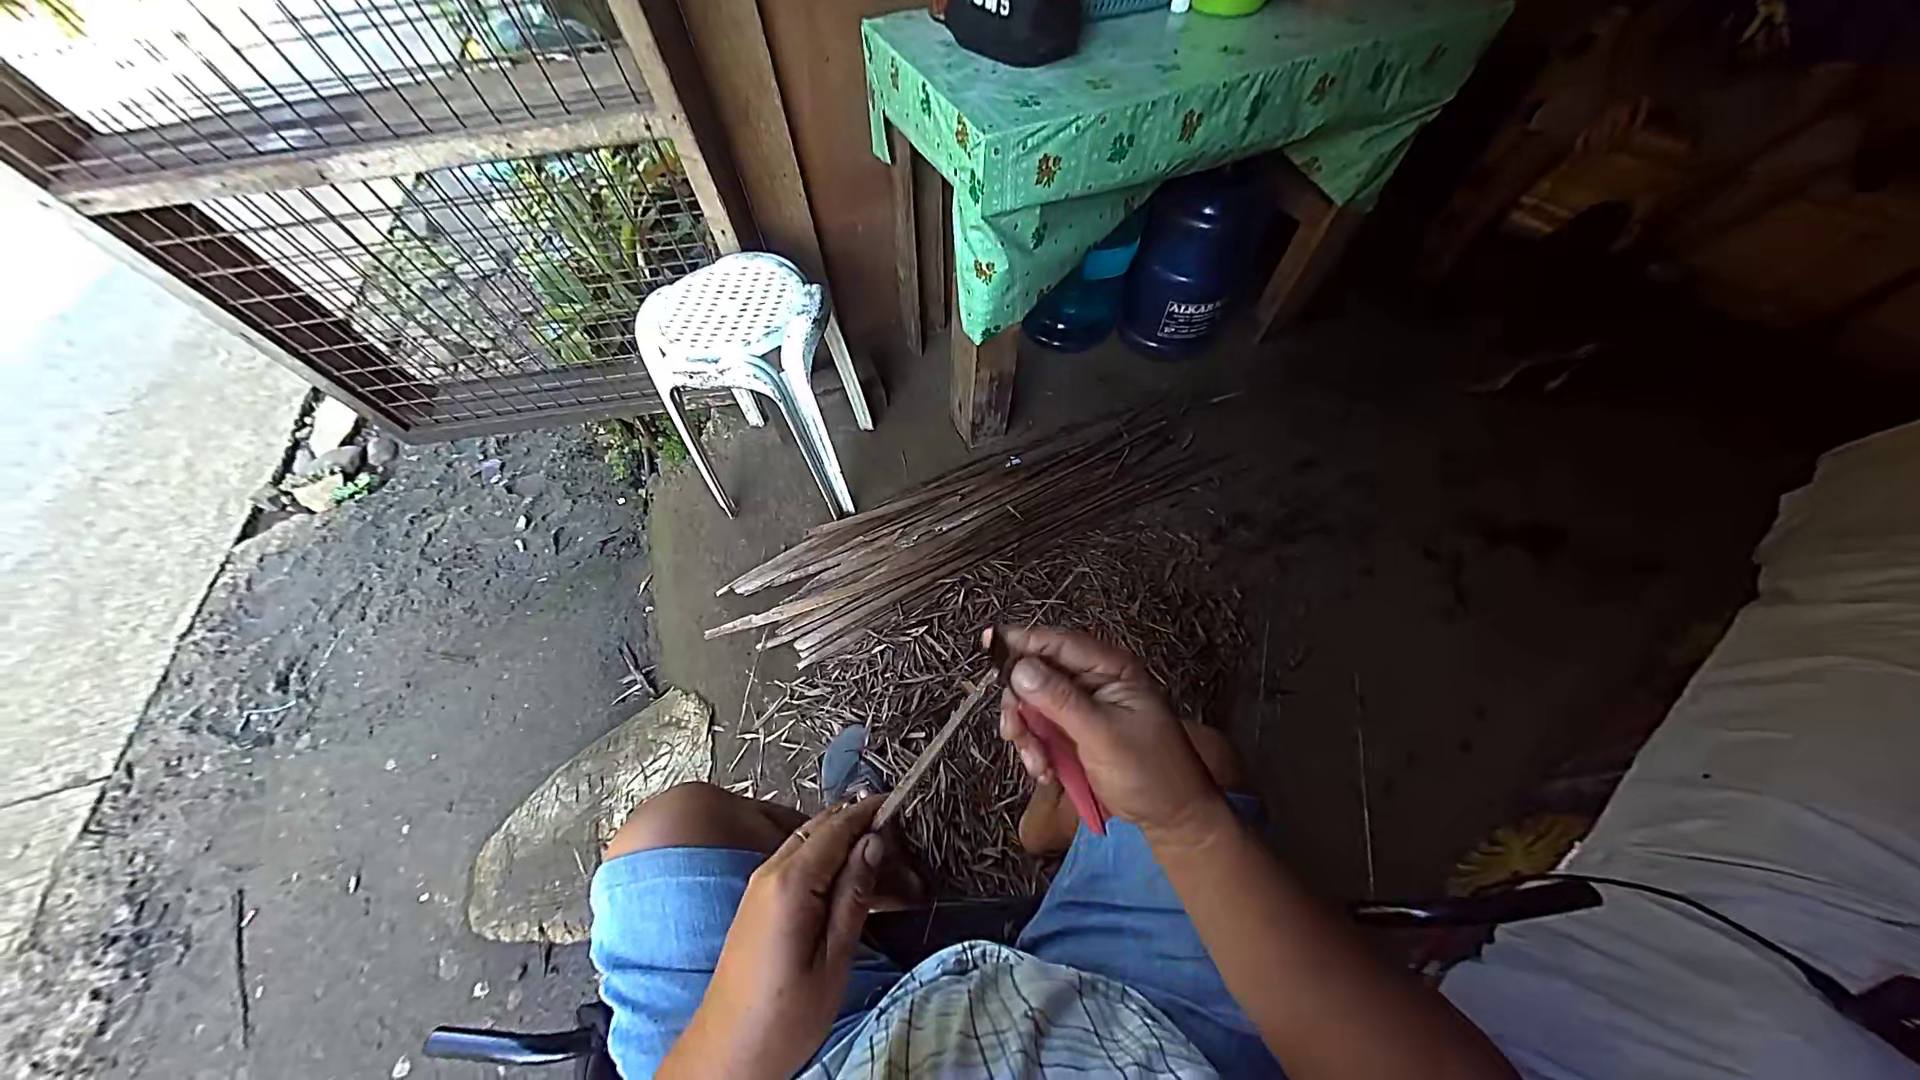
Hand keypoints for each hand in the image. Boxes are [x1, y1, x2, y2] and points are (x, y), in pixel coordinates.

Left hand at [660, 795, 885, 1079]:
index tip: (900, 803)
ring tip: (884, 859)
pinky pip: (799, 861)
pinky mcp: (760, 900)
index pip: (837, 825)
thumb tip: (874, 844)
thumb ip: (854, 894)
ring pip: (810, 840)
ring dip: (845, 839)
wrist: (725, 1057)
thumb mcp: (833, 959)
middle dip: (860, 822)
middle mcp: (770, 872)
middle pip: (822, 825)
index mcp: (790, 882)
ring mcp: (761, 884)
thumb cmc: (781, 1019)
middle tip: (899, 836)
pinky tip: (853, 879)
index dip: (869, 811)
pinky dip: (828, 858)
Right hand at [992, 625, 1228, 840]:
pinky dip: (1035, 749)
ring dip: (1027, 734)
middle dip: (1021, 704)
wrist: (1171, 818)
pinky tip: (1047, 772)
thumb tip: (1020, 668)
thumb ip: (1059, 700)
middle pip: (1037, 673)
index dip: (1022, 641)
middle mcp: (1093, 680)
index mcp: (1110, 668)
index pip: (1058, 643)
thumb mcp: (1102, 734)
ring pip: (1032, 703)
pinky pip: (1039, 728)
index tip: (989, 643)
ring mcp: (1082, 706)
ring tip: (1039, 764)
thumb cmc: (1149, 771)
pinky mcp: (1073, 730)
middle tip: (1016, 733)